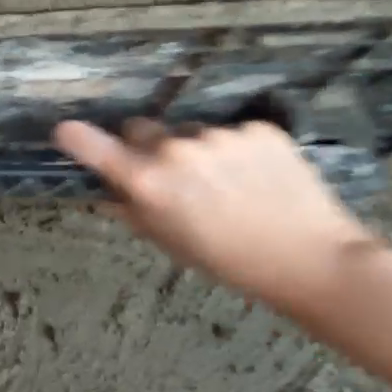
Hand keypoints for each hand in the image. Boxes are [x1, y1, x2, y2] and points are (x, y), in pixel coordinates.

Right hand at [53, 119, 376, 312]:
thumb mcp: (164, 239)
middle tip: (175, 175)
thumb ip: (127, 205)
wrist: (319, 263)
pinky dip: (239, 149)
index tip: (72, 138)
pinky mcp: (259, 130)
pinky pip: (232, 131)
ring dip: (198, 149)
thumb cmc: (229, 259)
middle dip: (147, 147)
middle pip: (139, 129)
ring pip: (189, 131)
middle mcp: (174, 150)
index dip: (73, 137)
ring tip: (230, 181)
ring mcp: (219, 136)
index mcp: (144, 179)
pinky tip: (259, 175)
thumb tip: (106, 185)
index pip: (81, 138)